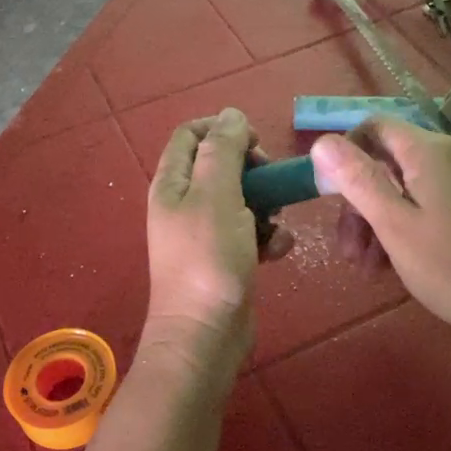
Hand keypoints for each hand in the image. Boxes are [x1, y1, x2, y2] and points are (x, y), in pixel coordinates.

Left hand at [144, 109, 293, 379]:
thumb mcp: (217, 195)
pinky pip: (250, 232)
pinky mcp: (225, 258)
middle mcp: (184, 203)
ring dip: (267, 205)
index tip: (256, 143)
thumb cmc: (209, 260)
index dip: (224, 129)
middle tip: (272, 181)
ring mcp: (204, 233)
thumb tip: (231, 114)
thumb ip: (224, 150)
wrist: (205, 335)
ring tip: (277, 222)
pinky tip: (278, 251)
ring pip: (242, 199)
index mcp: (172, 183)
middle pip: (221, 165)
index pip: (191, 134)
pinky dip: (267, 237)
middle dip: (253, 169)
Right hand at [311, 117, 450, 386]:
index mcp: (430, 151)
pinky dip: (406, 224)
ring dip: (379, 220)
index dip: (345, 155)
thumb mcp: (394, 225)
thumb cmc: (450, 269)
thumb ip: (357, 180)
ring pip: (407, 186)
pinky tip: (394, 263)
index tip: (330, 198)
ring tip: (368, 267)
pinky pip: (429, 200)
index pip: (374, 127)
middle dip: (360, 202)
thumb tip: (321, 142)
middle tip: (348, 251)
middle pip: (388, 161)